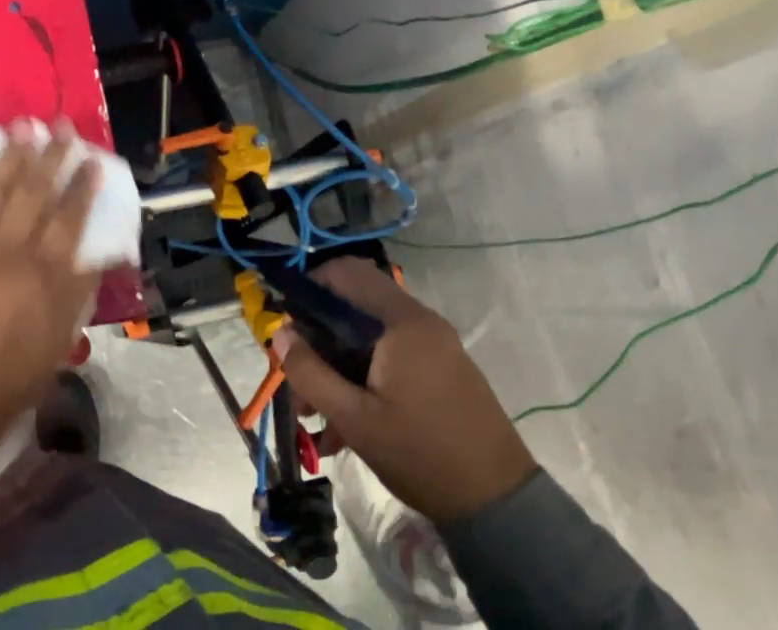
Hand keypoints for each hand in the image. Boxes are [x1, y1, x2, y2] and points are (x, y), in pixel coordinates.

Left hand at [0, 121, 100, 455]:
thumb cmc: (11, 380)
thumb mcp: (59, 339)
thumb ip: (74, 290)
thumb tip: (89, 249)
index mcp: (45, 279)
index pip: (70, 220)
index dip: (82, 188)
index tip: (91, 161)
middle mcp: (10, 254)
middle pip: (35, 194)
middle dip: (50, 157)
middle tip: (60, 128)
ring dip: (11, 158)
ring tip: (23, 129)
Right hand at [275, 258, 534, 524]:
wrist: (498, 503)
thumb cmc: (421, 454)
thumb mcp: (353, 417)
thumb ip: (309, 371)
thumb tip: (279, 332)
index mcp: (402, 323)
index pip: (346, 273)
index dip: (309, 288)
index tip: (286, 324)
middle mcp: (421, 324)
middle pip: (353, 308)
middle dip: (317, 341)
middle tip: (297, 381)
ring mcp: (435, 347)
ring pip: (368, 338)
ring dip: (335, 367)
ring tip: (315, 415)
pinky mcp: (441, 371)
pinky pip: (388, 358)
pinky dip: (361, 379)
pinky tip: (344, 426)